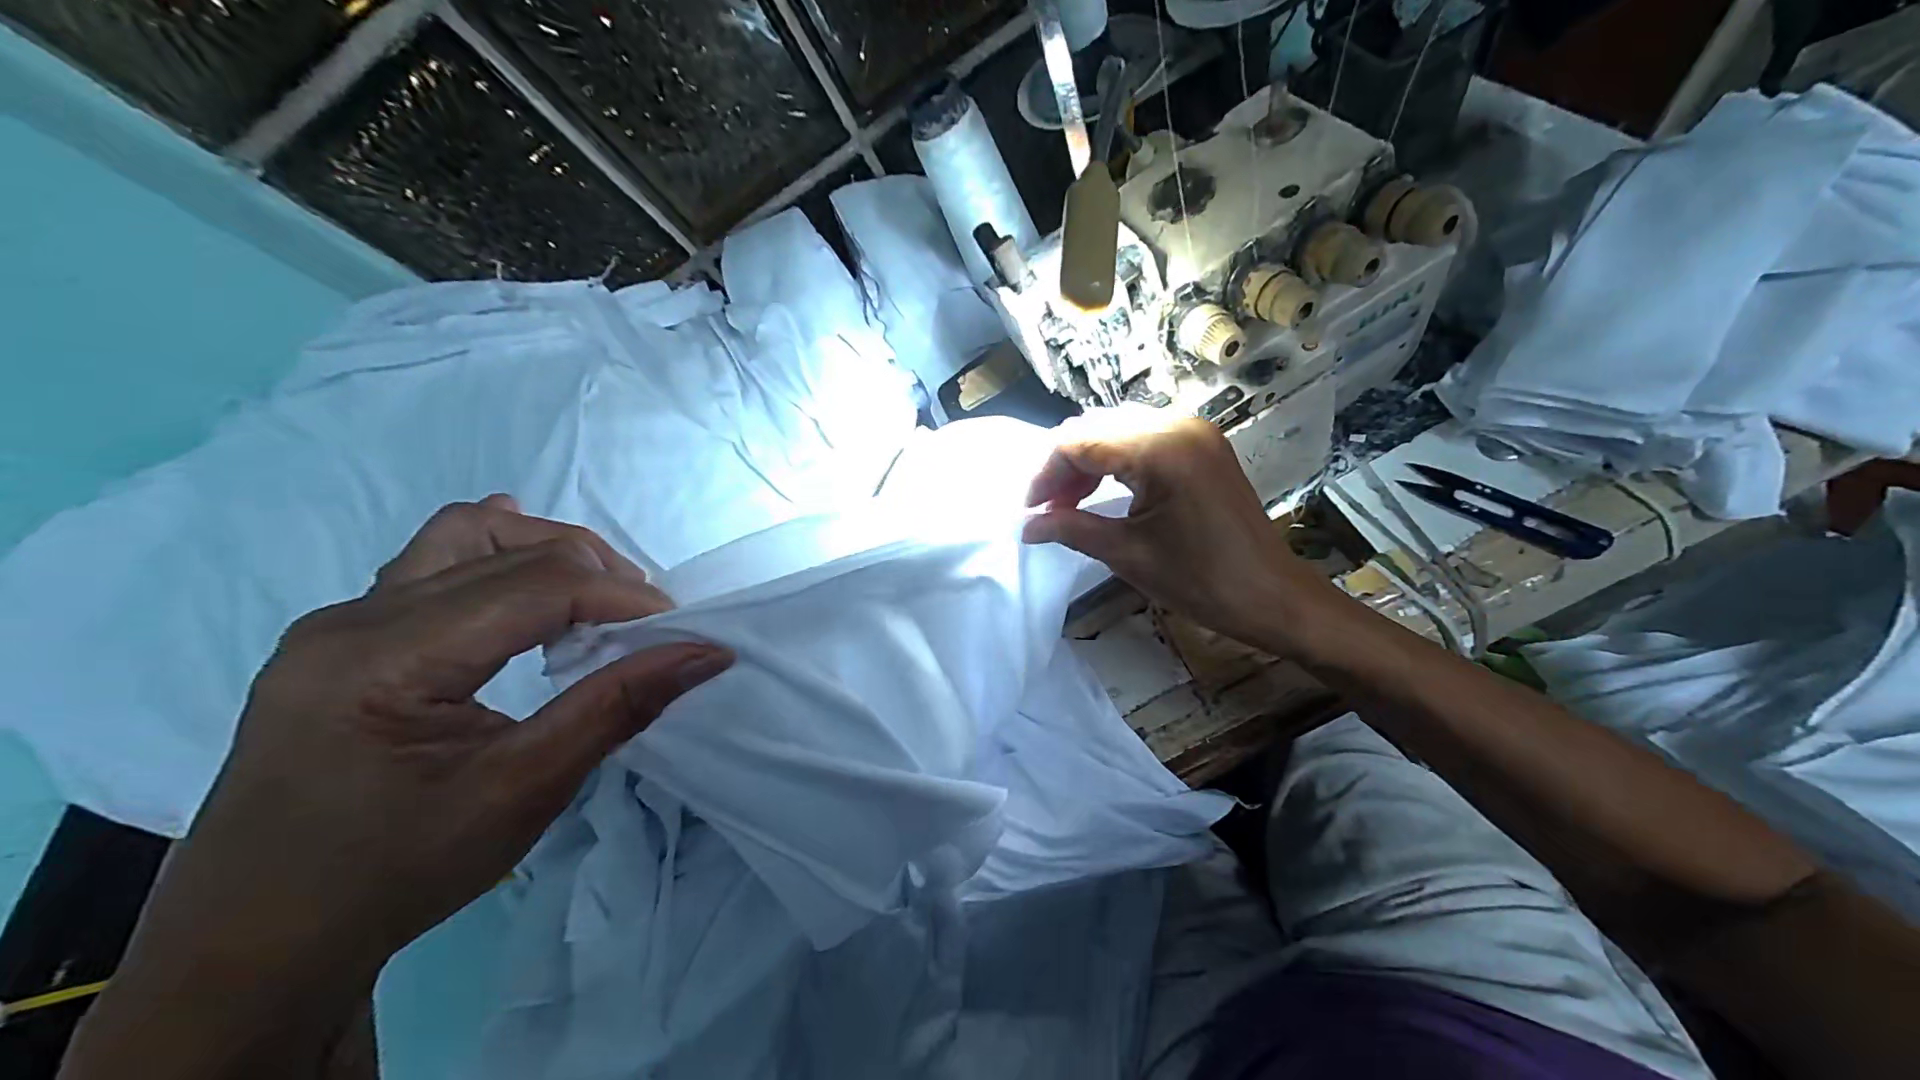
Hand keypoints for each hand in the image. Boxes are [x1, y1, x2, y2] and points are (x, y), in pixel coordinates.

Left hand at [63, 497, 731, 1079]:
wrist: (259, 941)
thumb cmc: (395, 874)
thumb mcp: (522, 794)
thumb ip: (616, 708)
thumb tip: (706, 653)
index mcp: (385, 658)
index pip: (537, 586)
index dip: (624, 598)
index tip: (684, 630)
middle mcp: (354, 617)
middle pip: (509, 549)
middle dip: (599, 574)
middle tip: (649, 625)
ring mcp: (342, 621)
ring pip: (468, 537)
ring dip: (549, 554)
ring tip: (596, 601)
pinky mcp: (346, 636)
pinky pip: (435, 563)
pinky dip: (501, 561)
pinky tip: (530, 587)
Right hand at [1022, 414, 1339, 649]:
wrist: (1273, 596)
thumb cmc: (1202, 581)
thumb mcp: (1128, 554)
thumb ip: (1071, 529)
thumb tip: (1027, 526)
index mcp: (1160, 449)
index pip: (1079, 442)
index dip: (1045, 474)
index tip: (1031, 510)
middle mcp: (1178, 424)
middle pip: (1096, 428)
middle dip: (1064, 466)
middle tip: (1048, 510)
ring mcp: (1195, 431)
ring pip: (1118, 429)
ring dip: (1088, 462)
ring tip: (1071, 504)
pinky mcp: (1203, 444)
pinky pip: (1144, 438)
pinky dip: (1116, 460)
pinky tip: (1105, 490)